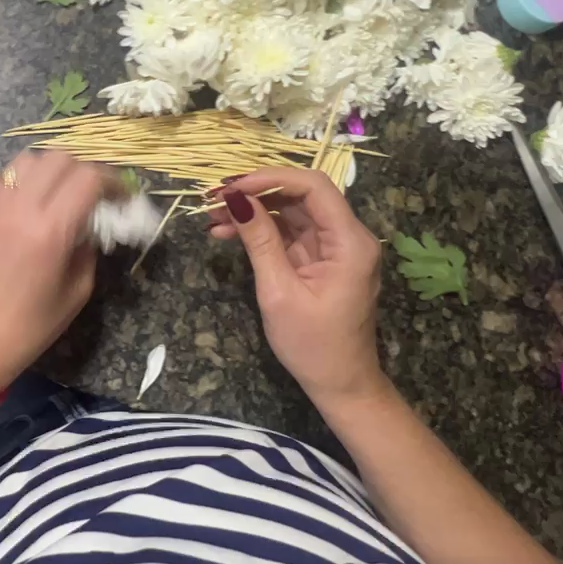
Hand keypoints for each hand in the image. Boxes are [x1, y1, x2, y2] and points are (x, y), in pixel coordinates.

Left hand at [0, 151, 111, 388]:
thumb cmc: (29, 327)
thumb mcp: (77, 292)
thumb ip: (89, 248)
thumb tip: (92, 223)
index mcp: (50, 230)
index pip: (88, 178)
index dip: (113, 181)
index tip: (123, 196)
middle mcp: (20, 207)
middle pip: (60, 158)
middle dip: (85, 170)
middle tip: (95, 193)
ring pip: (29, 159)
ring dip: (53, 168)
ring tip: (63, 191)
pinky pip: (5, 177)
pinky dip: (26, 179)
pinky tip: (33, 201)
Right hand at [204, 168, 386, 403]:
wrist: (339, 384)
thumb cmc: (312, 345)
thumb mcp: (279, 292)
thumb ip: (260, 240)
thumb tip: (234, 199)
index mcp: (350, 242)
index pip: (313, 187)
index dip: (271, 179)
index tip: (232, 187)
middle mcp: (348, 236)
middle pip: (301, 195)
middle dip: (256, 193)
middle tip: (214, 199)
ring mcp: (335, 247)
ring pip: (291, 211)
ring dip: (253, 211)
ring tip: (213, 217)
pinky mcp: (321, 259)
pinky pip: (290, 232)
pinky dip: (260, 230)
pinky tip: (227, 233)